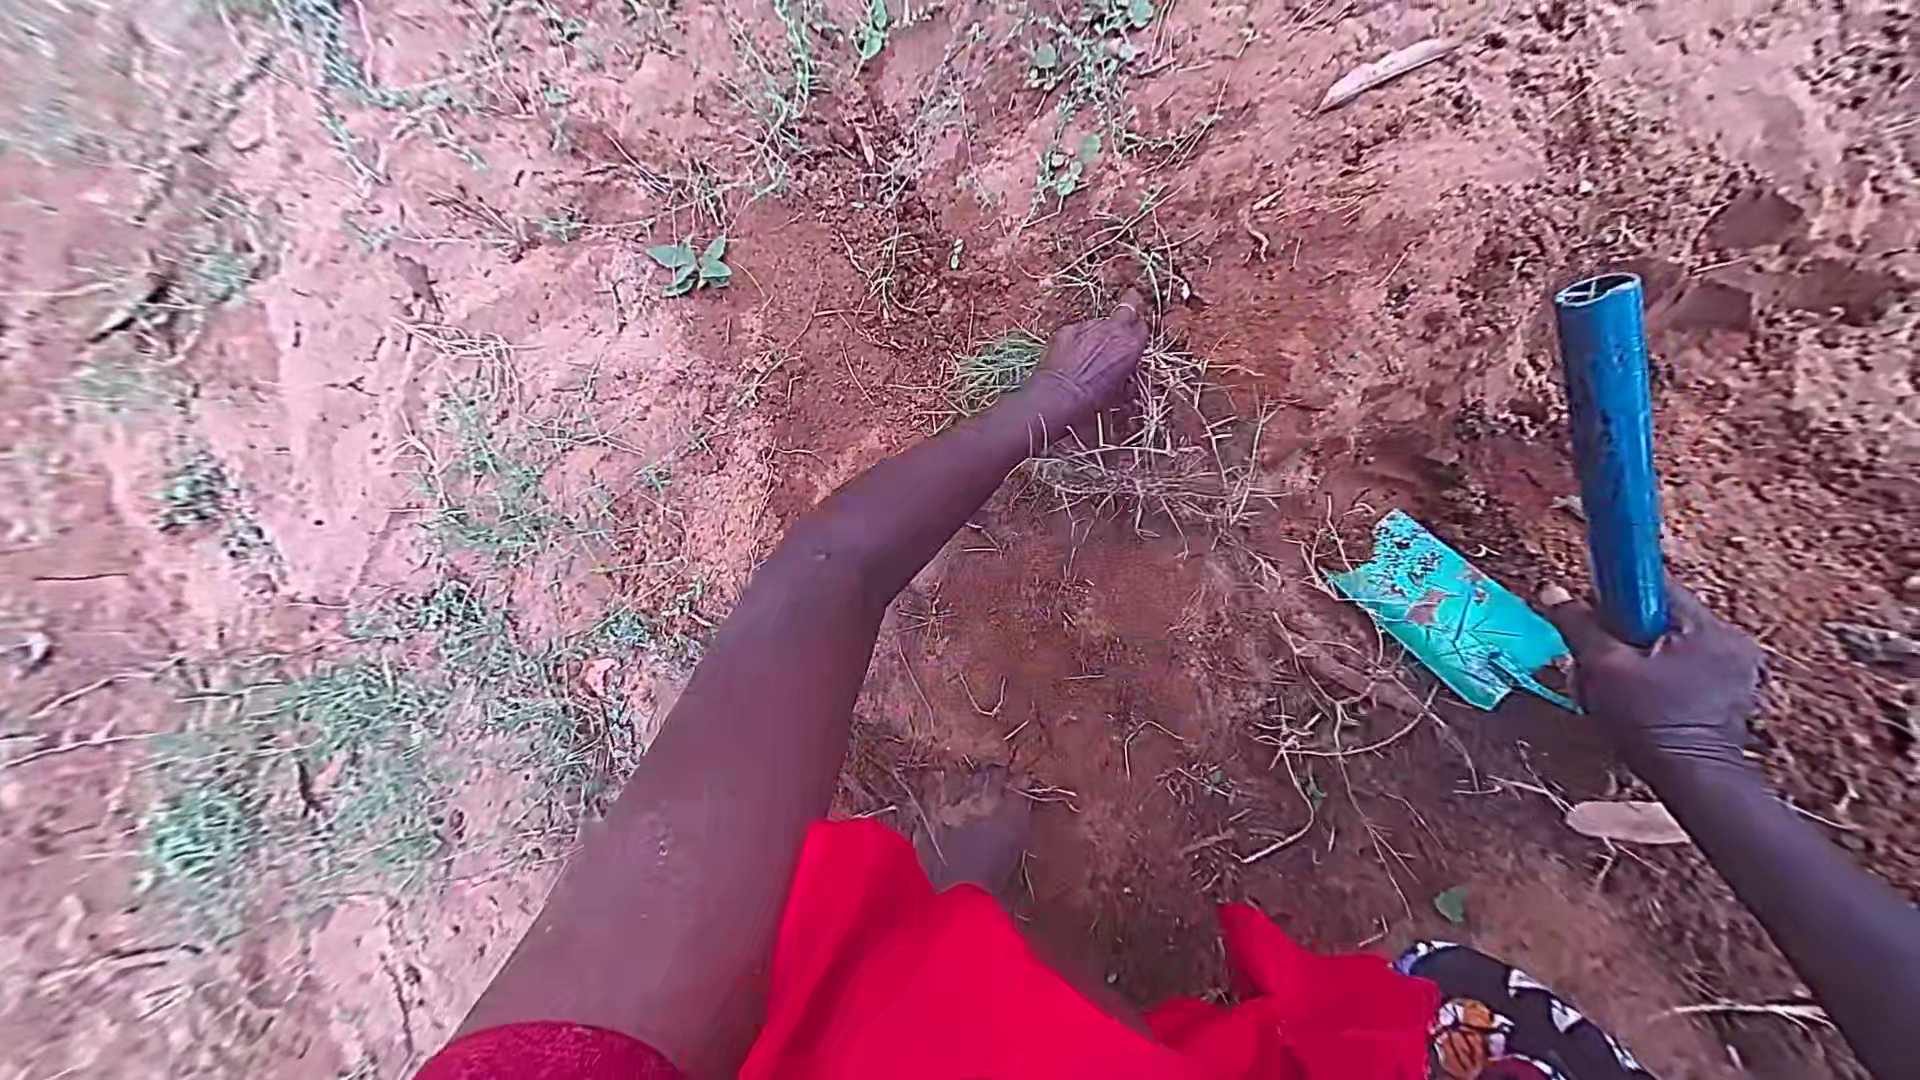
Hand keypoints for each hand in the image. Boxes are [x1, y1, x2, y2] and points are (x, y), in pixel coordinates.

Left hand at [1018, 290, 1149, 429]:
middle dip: (1130, 305)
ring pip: (1097, 323)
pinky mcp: (1067, 329)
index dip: (1136, 334)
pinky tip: (1067, 358)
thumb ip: (1127, 379)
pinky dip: (1074, 341)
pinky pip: (1075, 331)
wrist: (1060, 396)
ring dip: (1095, 334)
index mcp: (1130, 344)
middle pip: (1127, 307)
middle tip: (1127, 309)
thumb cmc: (1092, 400)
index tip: (1132, 340)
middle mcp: (1112, 329)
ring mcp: (1088, 326)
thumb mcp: (1120, 393)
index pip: (1142, 328)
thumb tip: (1126, 381)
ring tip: (1085, 356)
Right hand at [1543, 582, 1766, 771]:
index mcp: (1708, 631)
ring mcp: (1735, 665)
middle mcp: (1732, 642)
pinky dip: (1650, 663)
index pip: (1655, 585)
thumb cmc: (1645, 716)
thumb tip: (1551, 589)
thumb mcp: (1600, 663)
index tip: (1587, 604)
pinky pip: (1678, 657)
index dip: (1614, 590)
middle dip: (1620, 626)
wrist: (1686, 771)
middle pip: (1658, 612)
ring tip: (1614, 673)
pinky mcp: (1728, 685)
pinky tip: (1634, 685)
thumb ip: (1577, 623)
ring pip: (1666, 636)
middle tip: (1597, 651)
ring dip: (1633, 646)